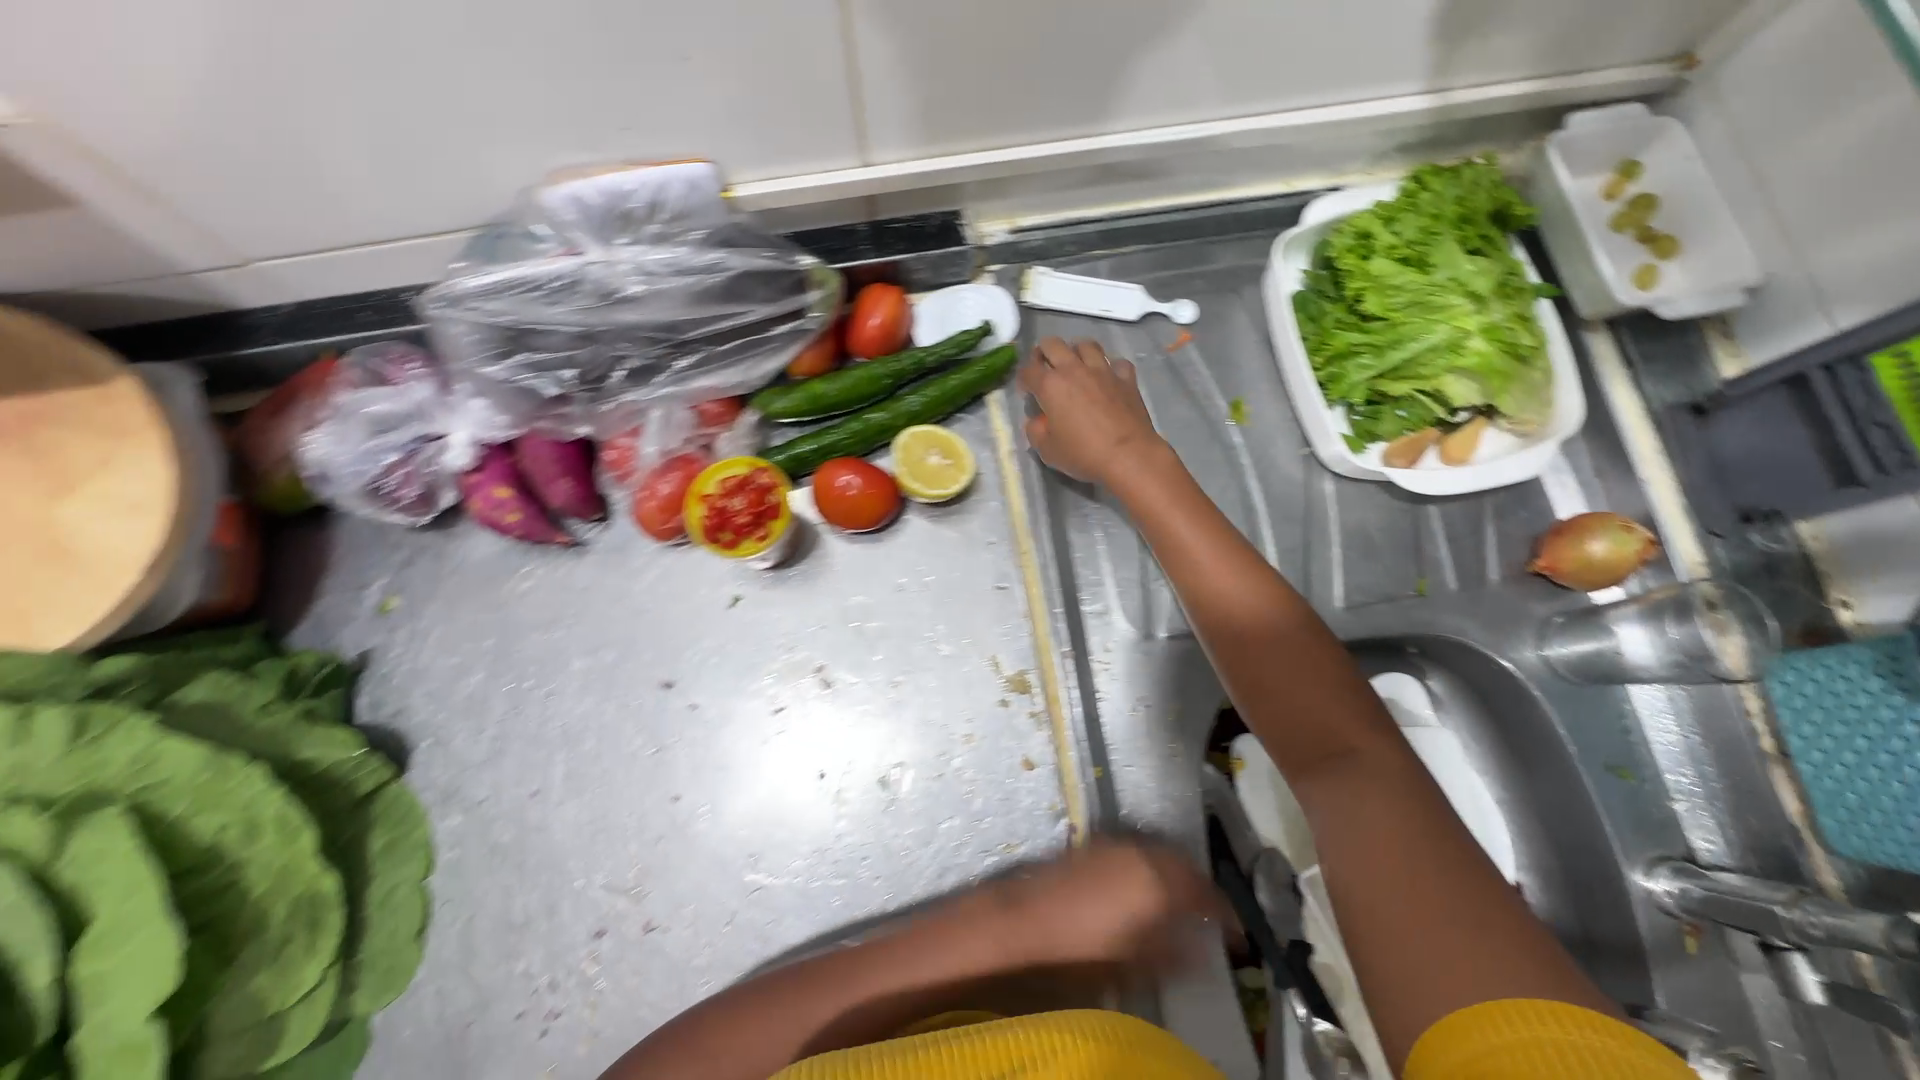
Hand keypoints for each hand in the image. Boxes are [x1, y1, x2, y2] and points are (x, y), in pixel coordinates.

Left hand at [964, 837, 1231, 968]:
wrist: (1016, 924)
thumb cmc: (1079, 951)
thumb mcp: (1136, 963)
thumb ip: (1176, 953)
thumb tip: (1202, 947)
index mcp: (1158, 880)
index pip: (1207, 893)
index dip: (1227, 915)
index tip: (1237, 935)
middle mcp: (1139, 852)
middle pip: (1184, 865)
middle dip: (1200, 888)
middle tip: (1210, 915)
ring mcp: (1112, 843)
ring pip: (1158, 853)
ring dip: (1173, 873)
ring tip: (1178, 903)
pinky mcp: (1089, 844)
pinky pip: (1134, 850)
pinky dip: (1147, 866)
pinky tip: (1142, 889)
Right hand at [1018, 337, 1164, 484]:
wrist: (1128, 455)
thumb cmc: (1083, 454)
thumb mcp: (1047, 451)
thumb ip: (1035, 431)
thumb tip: (1038, 420)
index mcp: (1050, 386)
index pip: (1028, 370)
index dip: (1023, 379)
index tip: (1027, 392)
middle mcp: (1074, 370)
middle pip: (1053, 344)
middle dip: (1044, 352)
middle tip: (1046, 369)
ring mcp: (1103, 371)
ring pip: (1086, 344)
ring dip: (1077, 351)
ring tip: (1077, 366)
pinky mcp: (1126, 378)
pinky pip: (1117, 362)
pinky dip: (1111, 367)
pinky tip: (1109, 378)